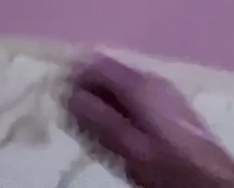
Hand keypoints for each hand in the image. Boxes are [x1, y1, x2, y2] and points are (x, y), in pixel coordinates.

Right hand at [64, 55, 233, 187]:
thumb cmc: (172, 170)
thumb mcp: (130, 150)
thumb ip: (99, 121)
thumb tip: (69, 94)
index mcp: (139, 83)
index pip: (96, 63)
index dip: (75, 77)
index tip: (60, 100)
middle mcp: (152, 79)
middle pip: (109, 72)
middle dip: (89, 90)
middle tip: (76, 119)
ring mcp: (165, 93)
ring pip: (122, 86)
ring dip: (105, 102)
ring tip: (96, 131)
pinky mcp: (173, 109)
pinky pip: (136, 98)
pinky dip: (121, 110)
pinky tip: (122, 134)